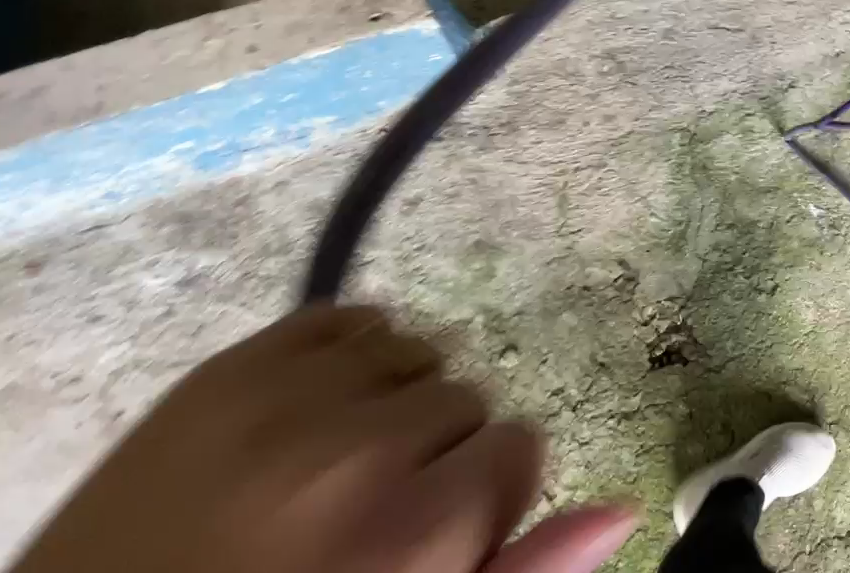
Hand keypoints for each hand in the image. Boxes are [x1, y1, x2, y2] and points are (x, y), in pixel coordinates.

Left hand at [7, 305, 637, 572]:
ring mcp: (286, 400)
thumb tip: (623, 508)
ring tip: (335, 459)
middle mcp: (359, 451)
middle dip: (437, 448)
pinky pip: (348, 316)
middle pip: (468, 396)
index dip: (485, 490)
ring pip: (419, 348)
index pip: (522, 445)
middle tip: (371, 508)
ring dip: (394, 397)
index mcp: (409, 532)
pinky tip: (314, 407)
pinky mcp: (226, 367)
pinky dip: (348, 353)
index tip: (437, 525)